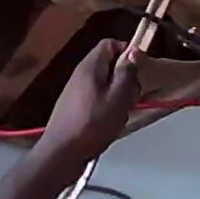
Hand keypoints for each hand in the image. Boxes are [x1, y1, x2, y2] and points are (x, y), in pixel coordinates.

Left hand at [37, 39, 140, 166]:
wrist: (61, 154)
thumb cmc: (93, 123)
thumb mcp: (118, 96)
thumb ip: (127, 72)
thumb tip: (133, 52)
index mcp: (91, 65)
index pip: (110, 44)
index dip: (126, 51)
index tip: (138, 69)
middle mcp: (81, 74)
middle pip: (108, 64)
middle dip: (124, 78)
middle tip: (130, 96)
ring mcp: (75, 91)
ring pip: (104, 84)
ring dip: (117, 96)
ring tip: (120, 114)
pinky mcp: (74, 107)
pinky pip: (96, 98)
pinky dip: (106, 107)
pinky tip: (108, 124)